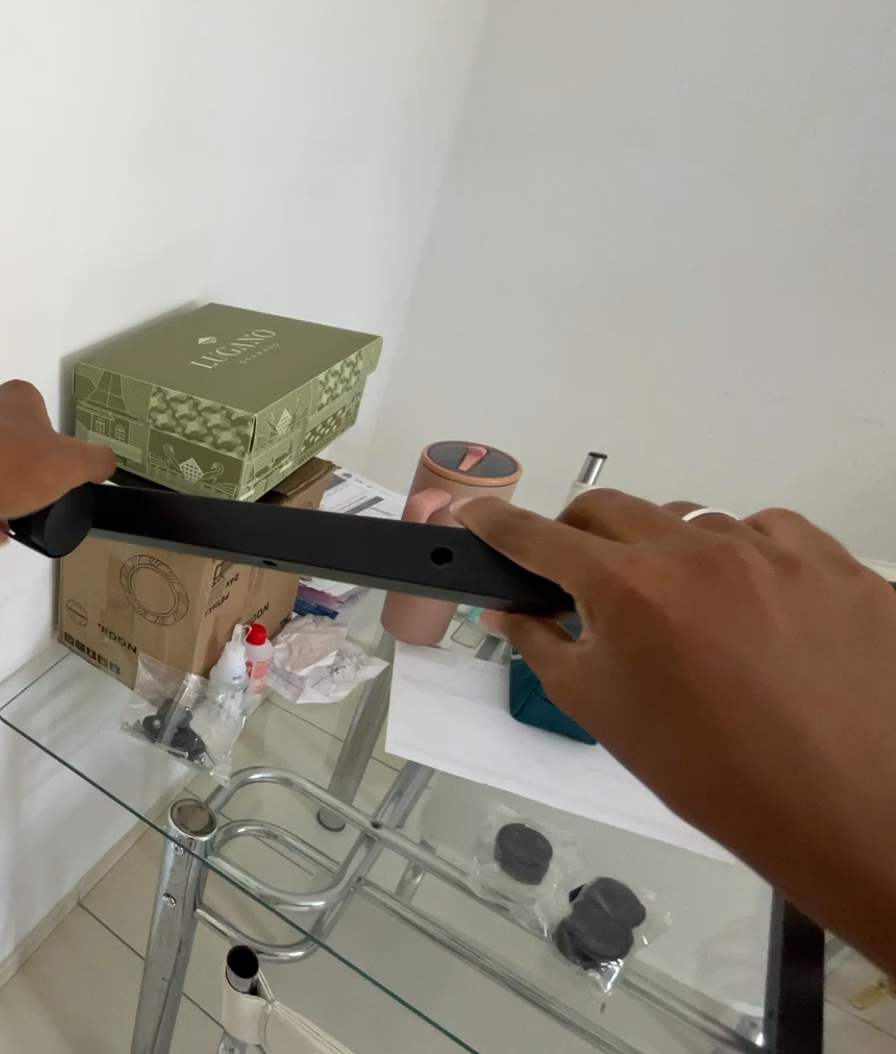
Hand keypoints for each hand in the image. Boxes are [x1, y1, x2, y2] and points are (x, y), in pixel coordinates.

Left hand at [0, 380, 115, 564]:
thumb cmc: (13, 467)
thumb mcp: (71, 466)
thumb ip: (96, 461)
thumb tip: (106, 462)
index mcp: (13, 398)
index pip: (37, 417)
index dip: (45, 451)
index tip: (45, 481)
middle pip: (1, 446)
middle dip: (12, 485)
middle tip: (19, 517)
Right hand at [455, 490, 895, 964]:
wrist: (849, 813)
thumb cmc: (699, 762)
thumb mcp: (589, 700)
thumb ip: (536, 639)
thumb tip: (506, 609)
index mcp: (623, 586)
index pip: (533, 534)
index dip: (491, 521)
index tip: (471, 513)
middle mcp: (697, 554)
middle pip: (607, 506)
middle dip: (573, 531)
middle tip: (575, 574)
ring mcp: (778, 557)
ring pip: (688, 516)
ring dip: (658, 544)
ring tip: (669, 596)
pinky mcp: (845, 573)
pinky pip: (773, 531)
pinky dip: (740, 549)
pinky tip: (740, 592)